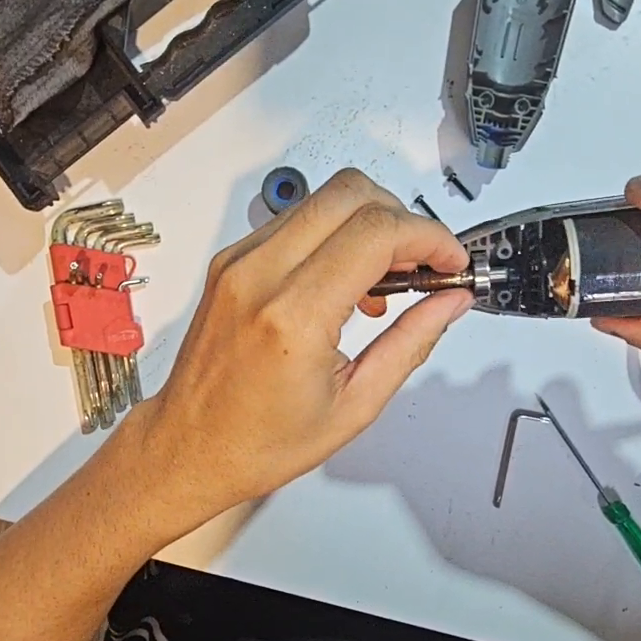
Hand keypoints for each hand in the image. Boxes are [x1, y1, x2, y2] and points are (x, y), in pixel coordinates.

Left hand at [119, 169, 473, 531]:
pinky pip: (296, 221)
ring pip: (323, 199)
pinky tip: (347, 283)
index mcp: (291, 317)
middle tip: (423, 264)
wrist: (190, 447)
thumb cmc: (257, 441)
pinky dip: (336, 236)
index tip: (450, 260)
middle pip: (351, 193)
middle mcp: (258, 276)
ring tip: (386, 282)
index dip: (429, 237)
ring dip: (369, 225)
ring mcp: (239, 263)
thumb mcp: (354, 405)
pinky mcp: (230, 262)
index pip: (376, 233)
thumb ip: (410, 344)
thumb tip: (448, 302)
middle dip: (403, 218)